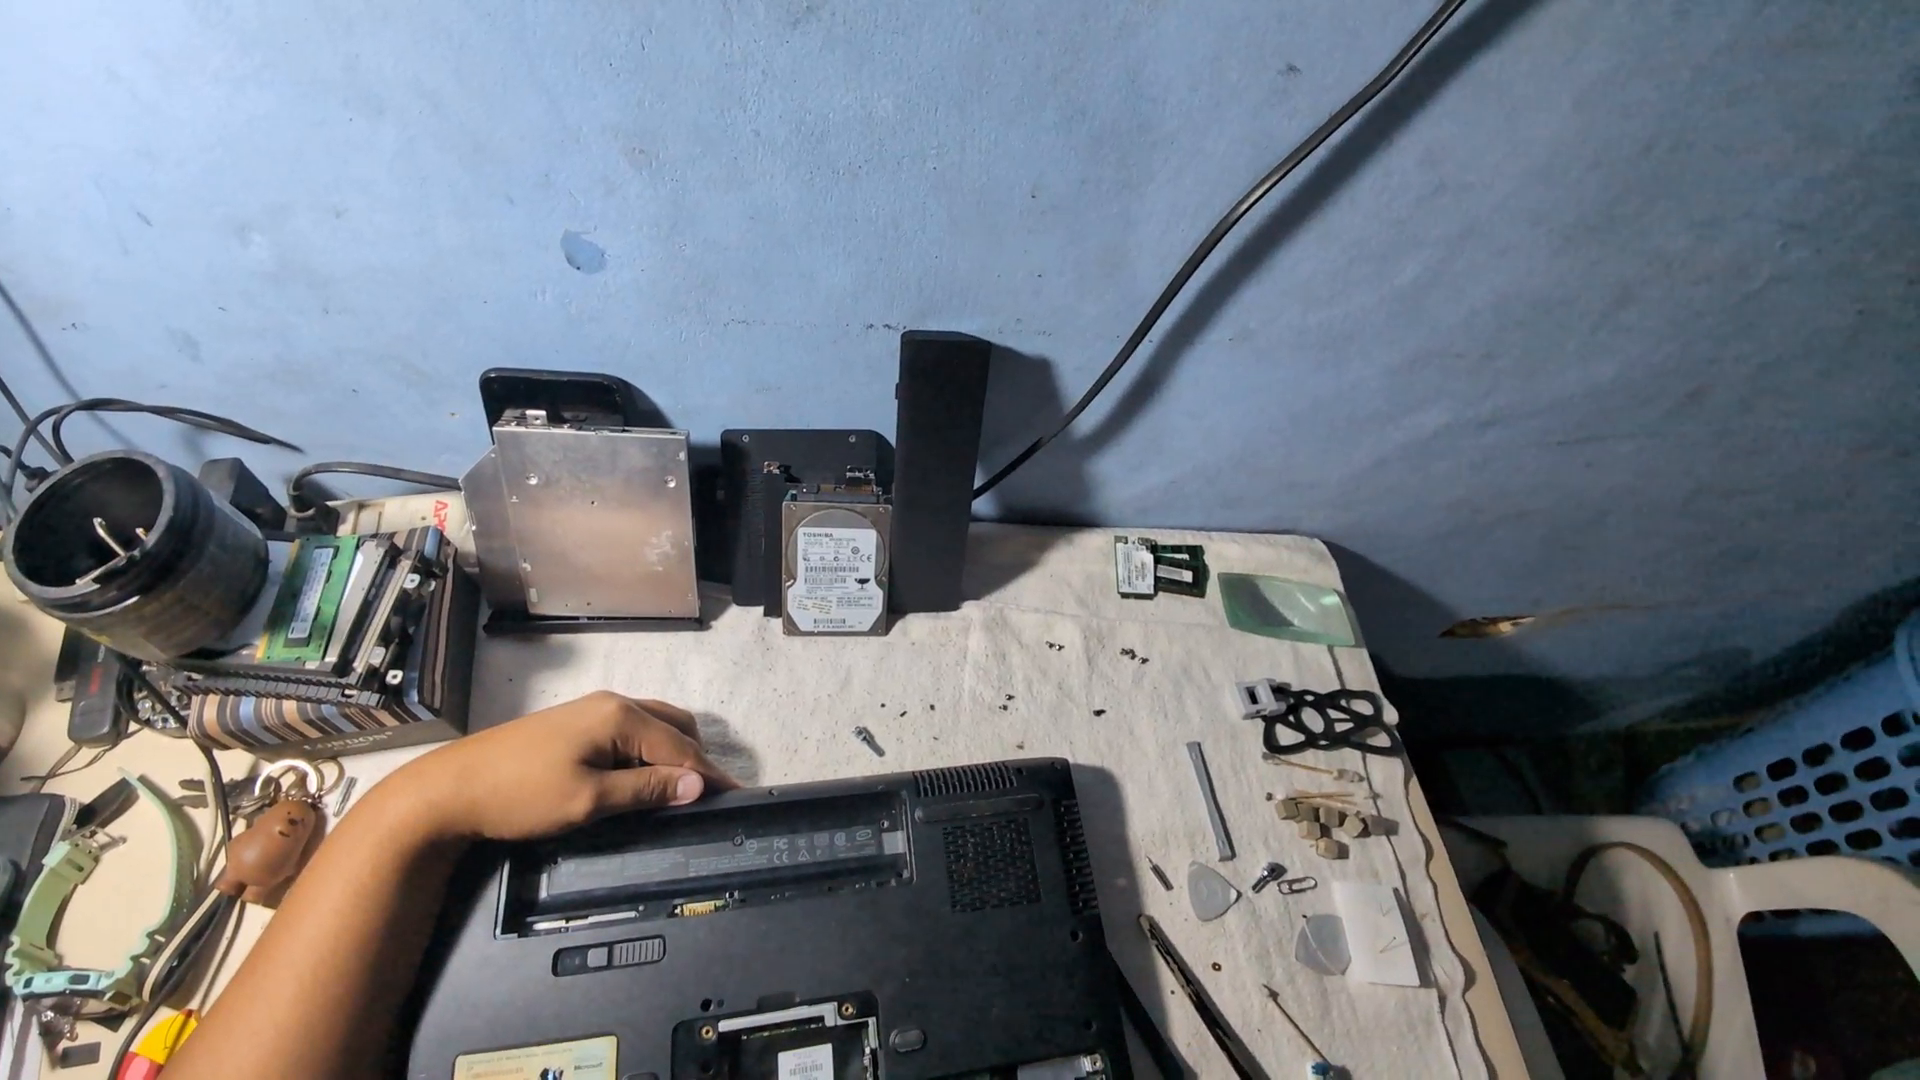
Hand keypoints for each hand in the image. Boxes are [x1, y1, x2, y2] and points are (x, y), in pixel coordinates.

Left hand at [386, 691, 737, 841]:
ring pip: (654, 725)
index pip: (681, 747)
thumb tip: (697, 785)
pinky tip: (643, 776)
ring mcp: (594, 709)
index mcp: (621, 716)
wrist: (447, 790)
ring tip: (678, 790)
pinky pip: (632, 730)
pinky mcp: (578, 722)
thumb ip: (647, 790)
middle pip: (675, 727)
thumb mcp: (588, 800)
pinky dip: (649, 751)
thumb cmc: (519, 795)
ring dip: (672, 754)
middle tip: (706, 797)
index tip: (738, 795)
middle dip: (695, 760)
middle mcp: (614, 703)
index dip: (710, 775)